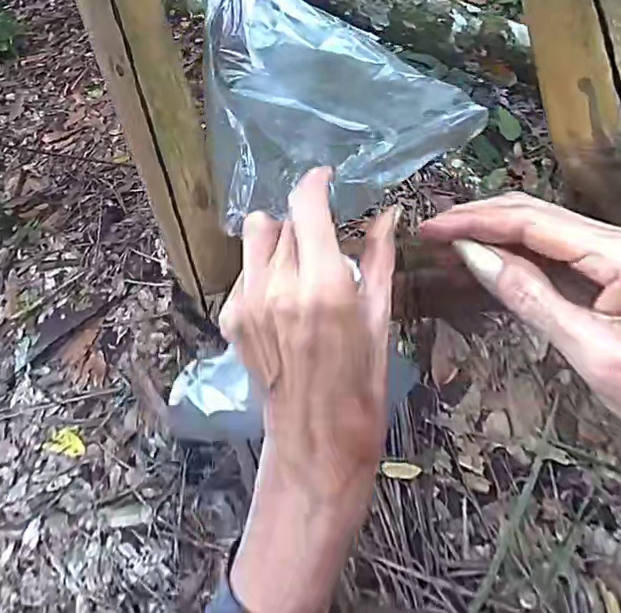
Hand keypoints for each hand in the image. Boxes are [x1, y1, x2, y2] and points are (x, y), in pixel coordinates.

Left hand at [220, 168, 396, 611]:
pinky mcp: (231, 318)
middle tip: (324, 242)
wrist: (316, 443)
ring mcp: (249, 303)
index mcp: (324, 285)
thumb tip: (388, 213)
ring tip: (299, 264)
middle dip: (305, 220)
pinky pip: (244, 269)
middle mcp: (279, 287)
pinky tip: (283, 299)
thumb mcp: (379, 318)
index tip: (326, 178)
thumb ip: (379, 257)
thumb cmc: (361, 384)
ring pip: (256, 237)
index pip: (306, 204)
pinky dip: (263, 269)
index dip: (315, 182)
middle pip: (281, 218)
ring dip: (279, 238)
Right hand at [421, 193, 620, 612]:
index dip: (475, 220)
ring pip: (550, 232)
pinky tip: (499, 262)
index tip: (430, 227)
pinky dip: (524, 255)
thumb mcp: (594, 355)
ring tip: (454, 239)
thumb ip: (530, 297)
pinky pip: (564, 257)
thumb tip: (472, 253)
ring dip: (500, 232)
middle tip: (433, 229)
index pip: (531, 221)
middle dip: (482, 217)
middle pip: (539, 215)